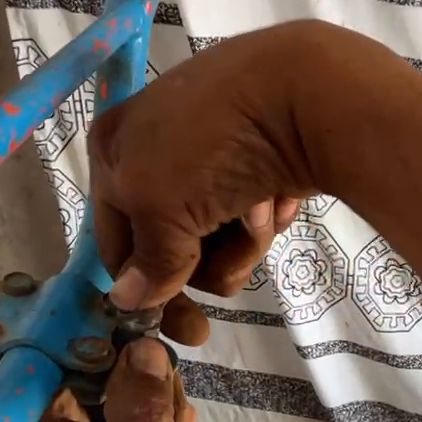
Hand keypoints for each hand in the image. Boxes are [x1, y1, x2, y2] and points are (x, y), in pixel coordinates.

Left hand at [0, 338, 190, 421]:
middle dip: (135, 371)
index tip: (143, 325)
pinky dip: (145, 418)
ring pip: (104, 383)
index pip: (45, 345)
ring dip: (149, 398)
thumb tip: (146, 345)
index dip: (92, 325)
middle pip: (82, 360)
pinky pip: (112, 411)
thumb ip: (143, 408)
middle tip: (175, 406)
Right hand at [90, 22, 370, 340]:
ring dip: (240, 241)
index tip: (183, 326)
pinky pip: (248, 218)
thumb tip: (124, 301)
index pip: (115, 244)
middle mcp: (156, 156)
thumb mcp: (161, 205)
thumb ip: (148, 260)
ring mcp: (209, 160)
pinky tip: (280, 198)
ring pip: (214, 240)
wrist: (307, 94)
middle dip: (206, 260)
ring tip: (260, 213)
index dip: (146, 289)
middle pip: (170, 248)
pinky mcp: (255, 167)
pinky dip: (264, 217)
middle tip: (235, 266)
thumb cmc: (213, 145)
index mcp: (115, 154)